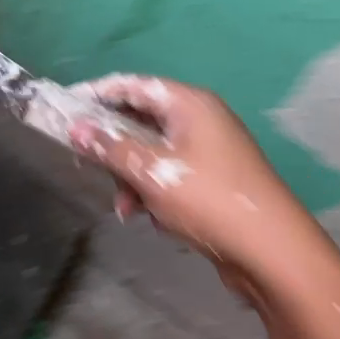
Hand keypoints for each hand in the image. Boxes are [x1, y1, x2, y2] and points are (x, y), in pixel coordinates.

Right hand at [68, 74, 290, 266]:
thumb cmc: (209, 200)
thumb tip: (76, 129)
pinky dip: (152, 191)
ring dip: (130, 176)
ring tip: (123, 208)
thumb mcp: (153, 173)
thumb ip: (111, 148)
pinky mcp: (212, 180)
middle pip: (140, 118)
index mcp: (189, 103)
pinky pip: (169, 173)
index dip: (96, 93)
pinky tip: (147, 218)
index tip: (65, 106)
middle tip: (82, 161)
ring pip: (152, 151)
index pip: (133, 84)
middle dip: (112, 144)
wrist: (274, 254)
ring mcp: (209, 149)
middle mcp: (199, 118)